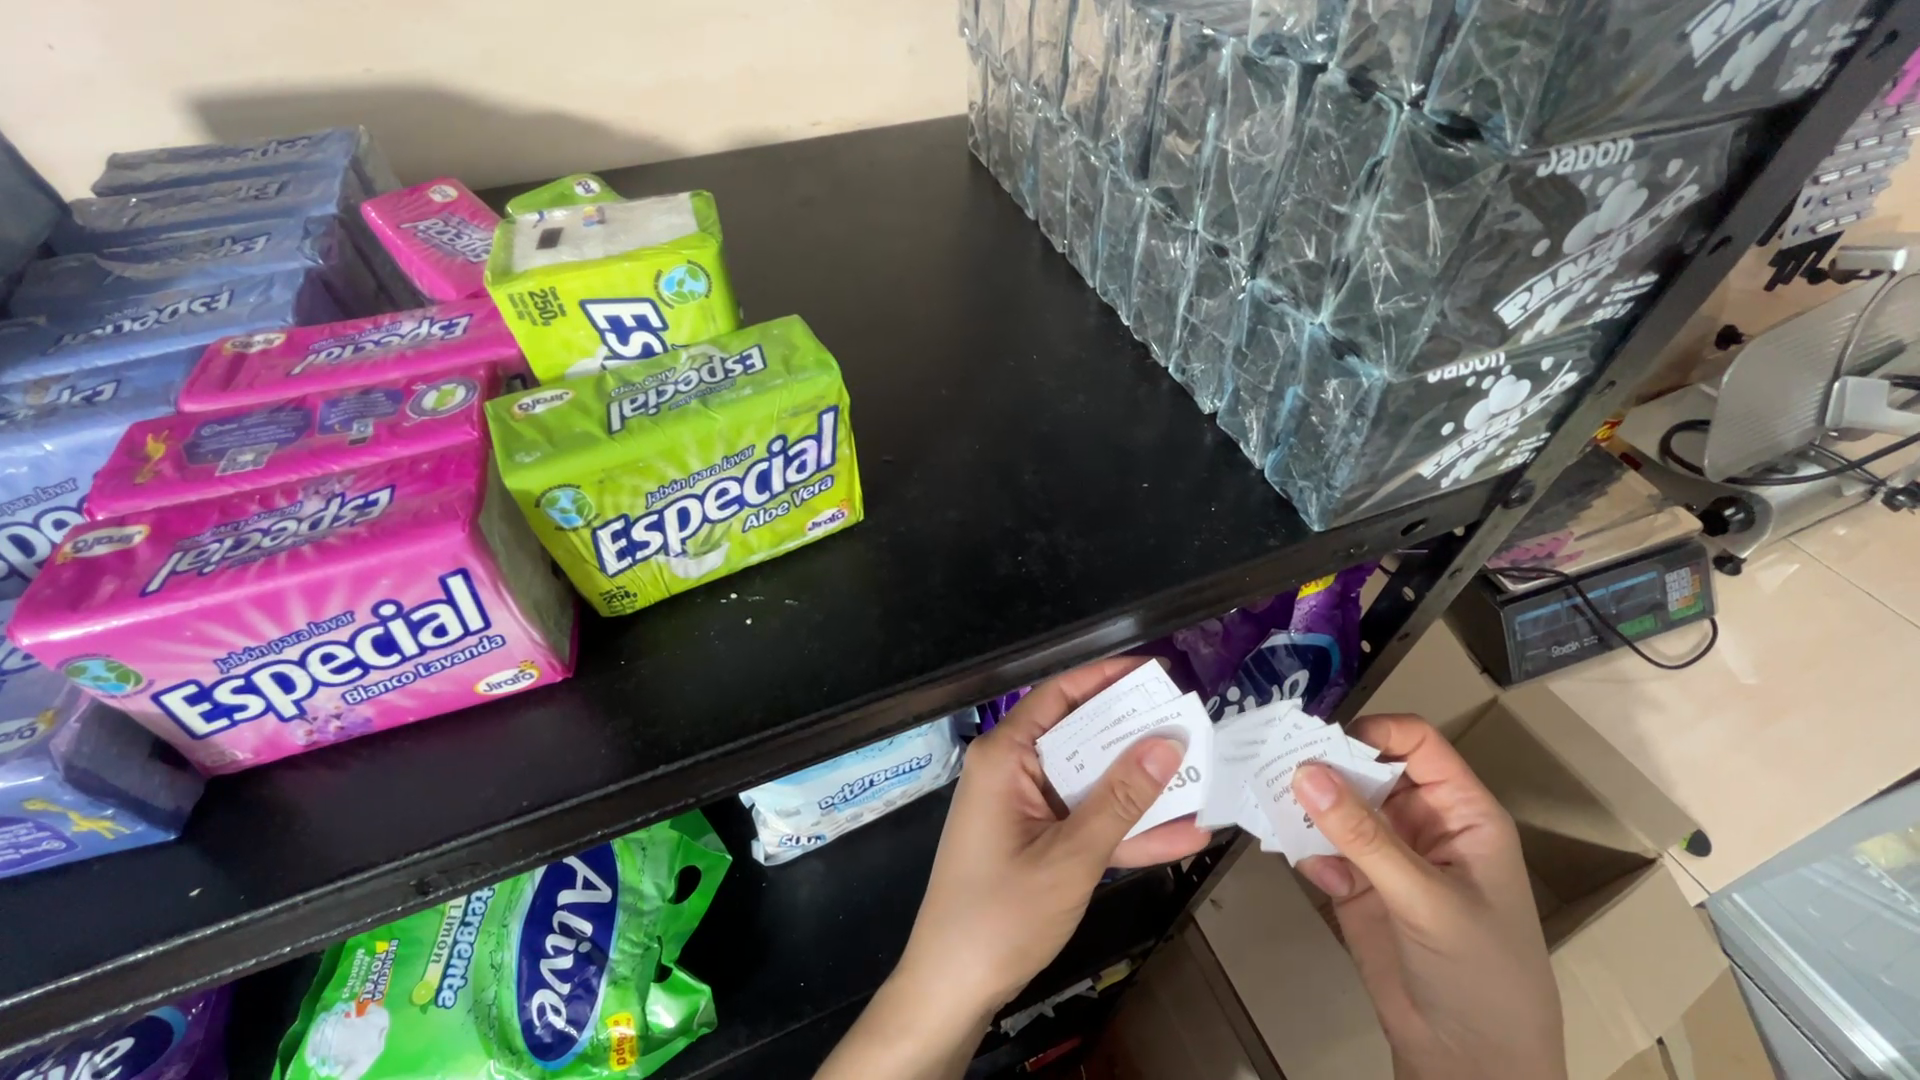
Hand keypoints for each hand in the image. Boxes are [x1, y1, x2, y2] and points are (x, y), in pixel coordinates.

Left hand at [902, 656, 1213, 1009]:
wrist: (953, 987)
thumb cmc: (1002, 915)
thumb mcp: (1071, 856)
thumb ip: (1121, 799)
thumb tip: (1168, 742)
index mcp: (1005, 757)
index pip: (1059, 696)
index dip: (1106, 678)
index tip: (1156, 672)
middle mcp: (1012, 771)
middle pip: (1081, 736)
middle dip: (1136, 736)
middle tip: (1192, 727)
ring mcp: (1025, 808)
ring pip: (1090, 782)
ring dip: (1140, 788)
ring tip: (1201, 778)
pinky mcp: (1036, 840)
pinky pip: (1085, 821)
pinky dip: (1124, 829)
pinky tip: (1181, 835)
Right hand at [1291, 715, 1564, 1079]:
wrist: (1470, 1063)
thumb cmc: (1479, 974)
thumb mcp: (1426, 899)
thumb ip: (1363, 836)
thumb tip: (1303, 772)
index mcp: (1460, 814)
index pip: (1417, 744)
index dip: (1373, 733)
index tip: (1319, 743)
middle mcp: (1421, 824)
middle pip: (1366, 769)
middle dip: (1324, 768)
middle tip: (1273, 766)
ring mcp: (1386, 855)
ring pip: (1337, 806)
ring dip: (1307, 807)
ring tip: (1274, 808)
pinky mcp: (1356, 885)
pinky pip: (1321, 847)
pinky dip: (1307, 849)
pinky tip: (1313, 872)